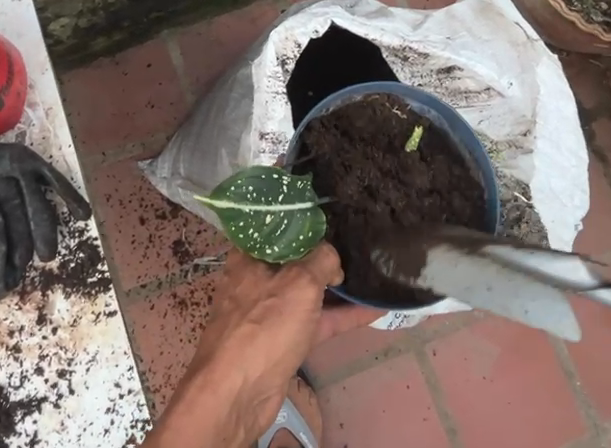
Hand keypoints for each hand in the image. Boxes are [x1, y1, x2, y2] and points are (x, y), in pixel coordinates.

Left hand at [147, 246, 378, 447]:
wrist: (238, 391)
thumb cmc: (264, 324)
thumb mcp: (299, 281)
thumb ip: (321, 260)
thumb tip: (332, 258)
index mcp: (249, 255)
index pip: (278, 229)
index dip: (306, 224)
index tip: (333, 220)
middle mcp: (255, 279)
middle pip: (294, 261)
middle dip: (324, 257)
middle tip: (357, 247)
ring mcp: (268, 312)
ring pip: (306, 294)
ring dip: (337, 289)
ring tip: (371, 276)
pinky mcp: (281, 341)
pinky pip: (315, 322)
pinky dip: (340, 316)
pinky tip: (372, 310)